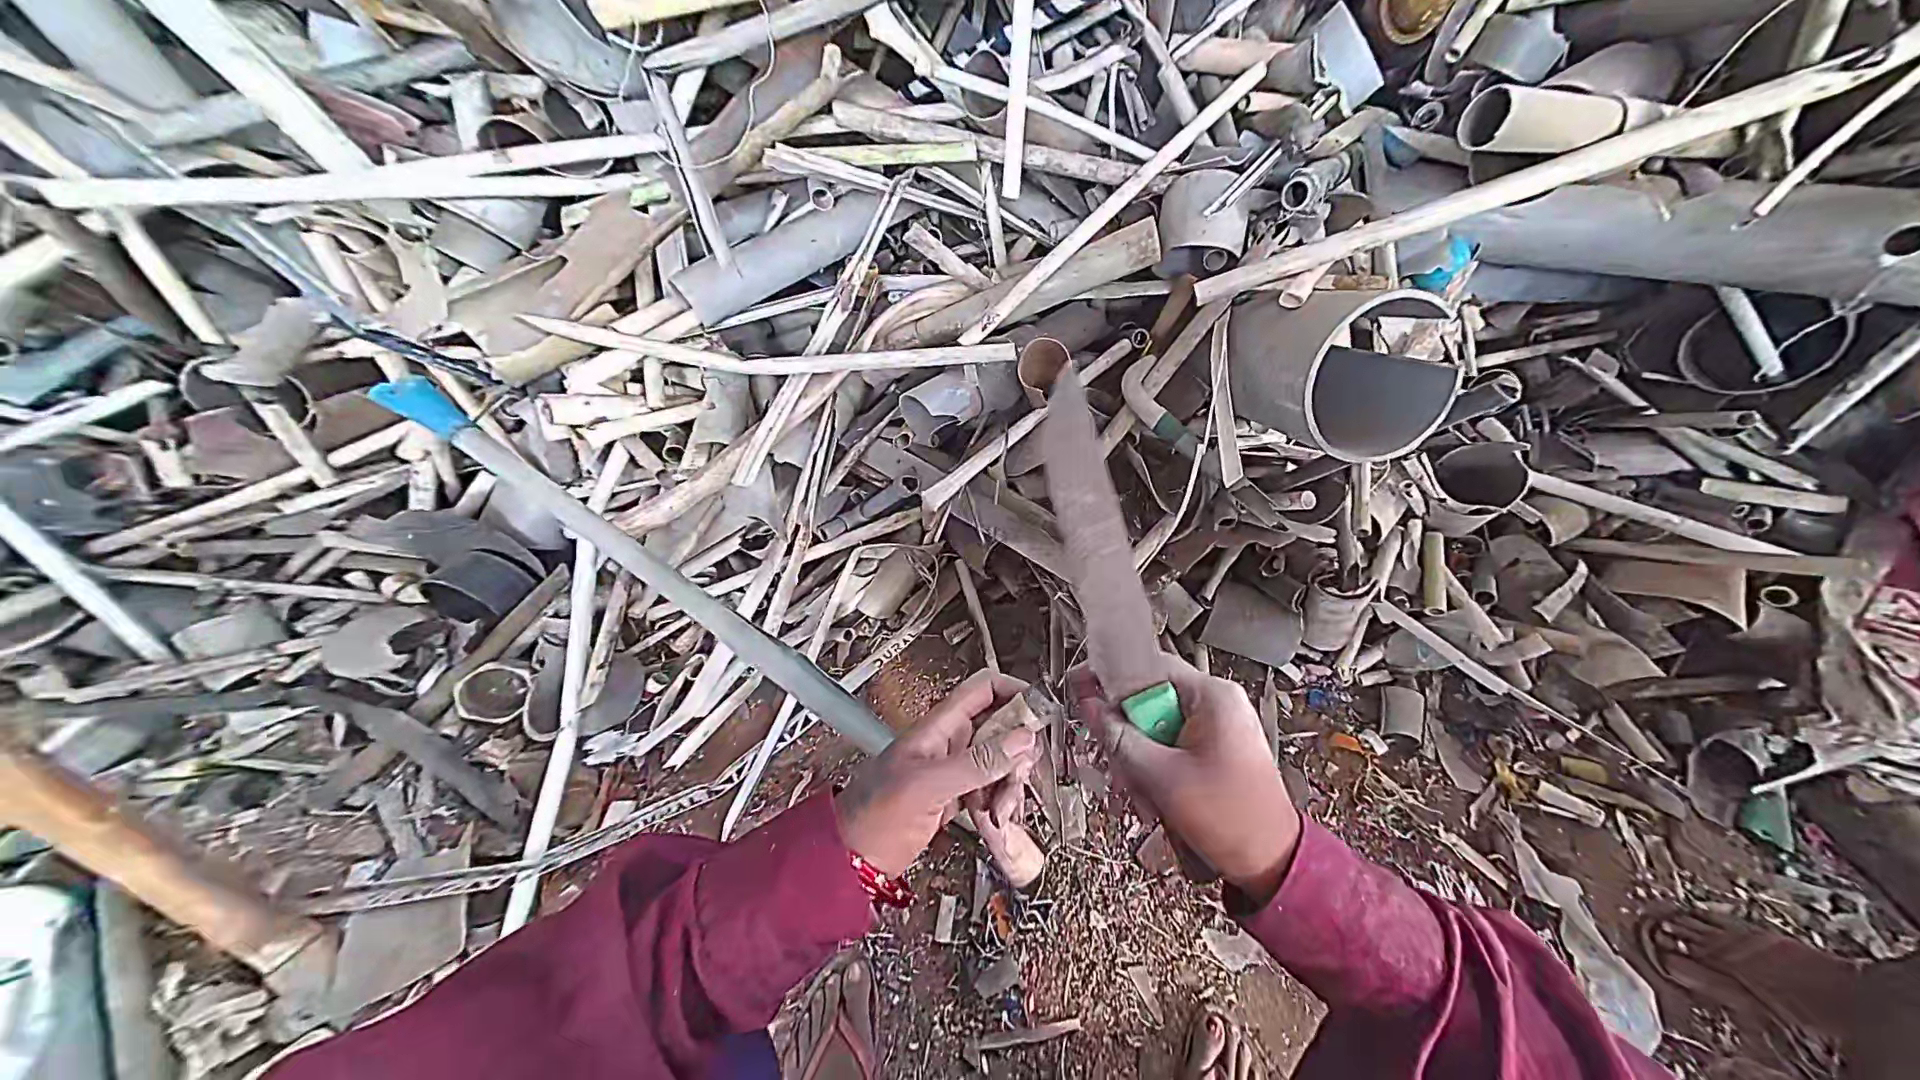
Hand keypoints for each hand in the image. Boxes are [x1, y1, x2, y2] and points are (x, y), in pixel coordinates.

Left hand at [834, 670, 1040, 875]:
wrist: (851, 859)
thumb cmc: (874, 815)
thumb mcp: (928, 785)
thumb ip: (977, 762)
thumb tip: (1022, 739)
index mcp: (939, 726)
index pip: (984, 689)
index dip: (1014, 691)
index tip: (1040, 715)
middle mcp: (951, 742)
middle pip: (1003, 727)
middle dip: (1018, 753)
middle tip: (1016, 779)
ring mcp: (955, 769)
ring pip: (1002, 761)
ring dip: (1010, 784)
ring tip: (999, 811)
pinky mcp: (957, 795)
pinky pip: (992, 787)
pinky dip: (1000, 802)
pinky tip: (995, 820)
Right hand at [1073, 657, 1300, 904]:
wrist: (1274, 864)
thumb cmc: (1228, 819)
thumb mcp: (1161, 776)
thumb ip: (1118, 736)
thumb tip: (1089, 705)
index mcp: (1212, 695)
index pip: (1148, 665)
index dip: (1110, 677)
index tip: (1081, 688)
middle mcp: (1217, 702)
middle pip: (1149, 697)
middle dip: (1126, 731)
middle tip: (1116, 763)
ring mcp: (1218, 724)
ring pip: (1156, 723)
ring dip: (1138, 754)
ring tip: (1140, 791)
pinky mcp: (1216, 746)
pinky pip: (1171, 741)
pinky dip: (1155, 763)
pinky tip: (1153, 794)